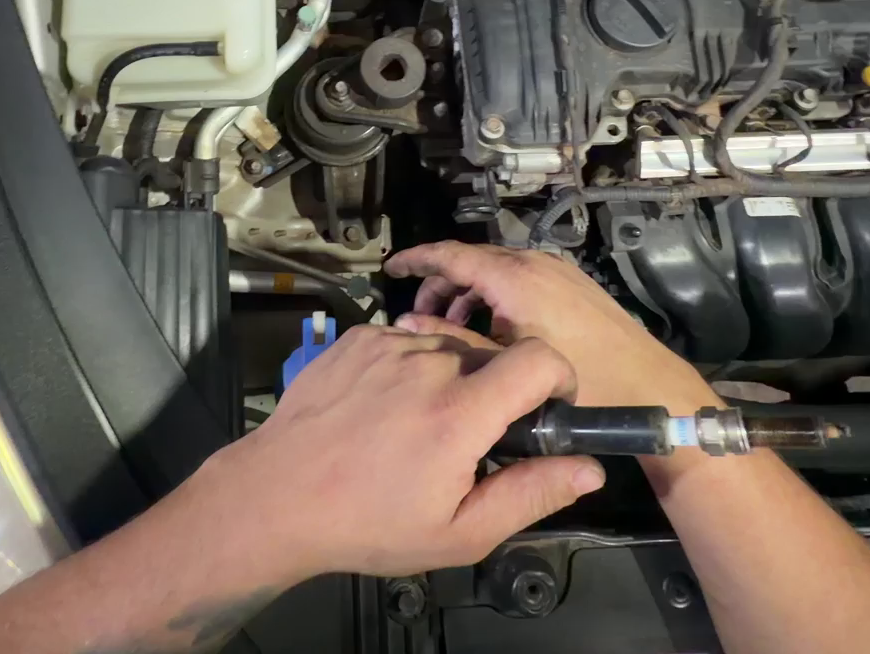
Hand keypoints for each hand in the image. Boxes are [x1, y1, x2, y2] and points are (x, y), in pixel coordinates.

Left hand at [187, 325, 605, 581]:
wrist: (279, 493)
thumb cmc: (370, 522)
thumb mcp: (459, 532)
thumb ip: (531, 494)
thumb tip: (590, 468)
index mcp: (460, 410)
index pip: (538, 358)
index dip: (557, 378)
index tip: (547, 407)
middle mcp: (427, 362)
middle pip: (490, 355)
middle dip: (495, 389)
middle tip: (467, 436)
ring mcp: (387, 342)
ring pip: (445, 346)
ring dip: (449, 376)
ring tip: (416, 422)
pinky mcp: (357, 336)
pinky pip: (403, 340)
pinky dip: (407, 365)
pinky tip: (382, 404)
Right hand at [386, 241, 717, 411]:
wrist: (652, 387)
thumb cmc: (581, 383)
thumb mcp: (508, 364)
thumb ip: (454, 340)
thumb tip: (408, 324)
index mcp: (515, 278)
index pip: (451, 255)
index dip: (417, 260)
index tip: (391, 268)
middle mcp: (534, 263)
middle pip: (471, 260)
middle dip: (439, 282)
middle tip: (419, 314)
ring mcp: (555, 270)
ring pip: (494, 269)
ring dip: (466, 291)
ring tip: (450, 325)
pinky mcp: (570, 283)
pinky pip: (516, 277)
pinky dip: (492, 294)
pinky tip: (488, 327)